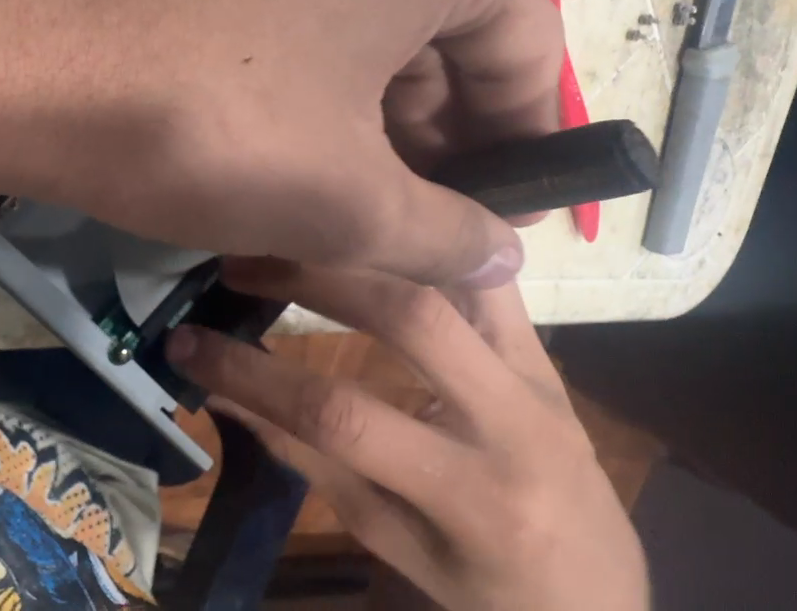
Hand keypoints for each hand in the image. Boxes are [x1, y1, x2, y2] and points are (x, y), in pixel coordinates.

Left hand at [0, 0, 562, 285]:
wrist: (14, 64)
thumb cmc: (199, 125)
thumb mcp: (340, 200)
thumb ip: (444, 233)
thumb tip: (504, 251)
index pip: (521, 47)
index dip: (518, 144)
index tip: (495, 218)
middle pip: (433, 22)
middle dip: (429, 125)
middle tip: (404, 214)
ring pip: (355, 9)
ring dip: (361, 100)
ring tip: (333, 187)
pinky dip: (299, 61)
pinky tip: (268, 129)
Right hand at [166, 258, 648, 610]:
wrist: (608, 602)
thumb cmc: (487, 591)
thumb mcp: (393, 541)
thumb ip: (311, 461)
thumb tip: (222, 396)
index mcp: (475, 494)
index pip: (343, 418)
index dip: (254, 377)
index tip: (188, 345)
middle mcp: (519, 423)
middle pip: (409, 317)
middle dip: (311, 279)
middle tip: (240, 263)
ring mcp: (543, 376)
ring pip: (454, 279)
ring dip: (364, 248)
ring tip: (295, 233)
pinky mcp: (547, 353)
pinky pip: (488, 275)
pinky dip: (428, 244)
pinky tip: (376, 224)